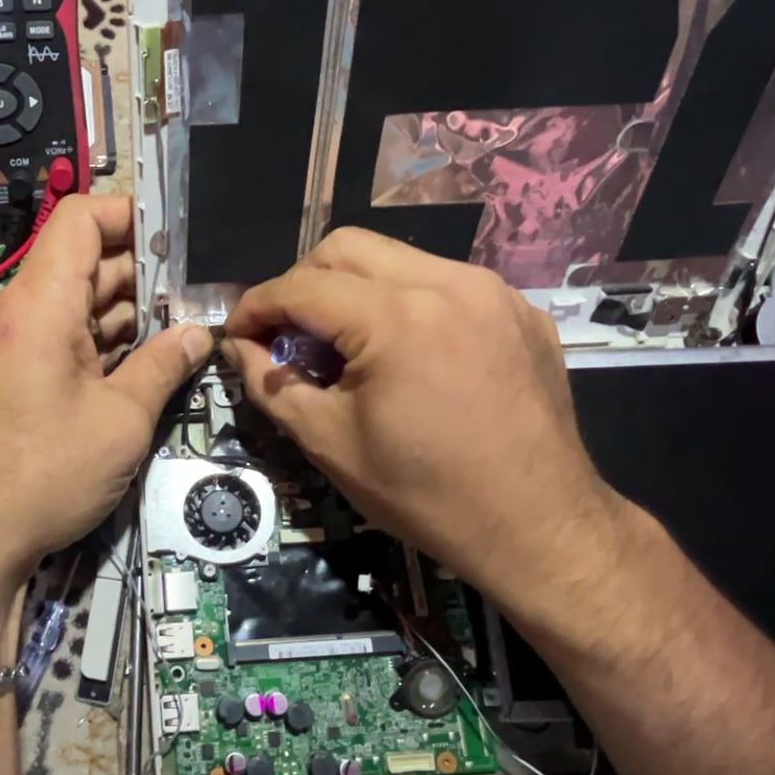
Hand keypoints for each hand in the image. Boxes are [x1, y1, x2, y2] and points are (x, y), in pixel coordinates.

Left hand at [0, 194, 212, 602]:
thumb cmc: (42, 478)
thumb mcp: (120, 423)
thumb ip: (163, 367)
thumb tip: (198, 335)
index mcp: (37, 305)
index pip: (80, 219)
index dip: (131, 214)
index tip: (179, 237)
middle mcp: (15, 312)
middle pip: (82, 262)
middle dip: (142, 273)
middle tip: (199, 295)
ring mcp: (6, 344)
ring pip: (73, 303)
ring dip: (124, 312)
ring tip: (182, 329)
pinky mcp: (6, 375)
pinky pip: (57, 337)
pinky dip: (98, 341)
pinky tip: (141, 362)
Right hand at [221, 228, 625, 617]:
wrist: (538, 526)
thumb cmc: (425, 494)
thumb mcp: (329, 443)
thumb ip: (273, 384)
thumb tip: (239, 348)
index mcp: (396, 318)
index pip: (302, 286)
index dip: (257, 306)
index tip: (237, 333)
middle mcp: (447, 284)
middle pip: (347, 248)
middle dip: (301, 282)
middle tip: (286, 333)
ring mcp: (492, 292)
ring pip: (398, 258)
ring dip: (354, 288)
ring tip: (344, 343)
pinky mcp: (521, 311)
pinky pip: (445, 283)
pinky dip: (407, 302)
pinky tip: (405, 353)